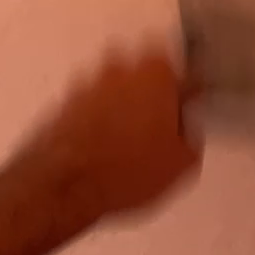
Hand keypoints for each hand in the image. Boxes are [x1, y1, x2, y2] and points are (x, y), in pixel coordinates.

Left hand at [4, 47, 202, 231]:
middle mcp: (123, 65)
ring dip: (124, 103)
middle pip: (149, 69)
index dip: (192, 92)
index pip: (188, 70)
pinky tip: (104, 148)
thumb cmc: (124, 171)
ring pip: (118, 84)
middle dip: (154, 91)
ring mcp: (90, 80)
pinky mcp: (65, 101)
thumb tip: (184, 131)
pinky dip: (98, 118)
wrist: (62, 189)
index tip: (191, 106)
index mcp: (160, 70)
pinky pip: (91, 103)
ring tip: (128, 140)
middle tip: (159, 123)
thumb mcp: (182, 162)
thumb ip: (191, 133)